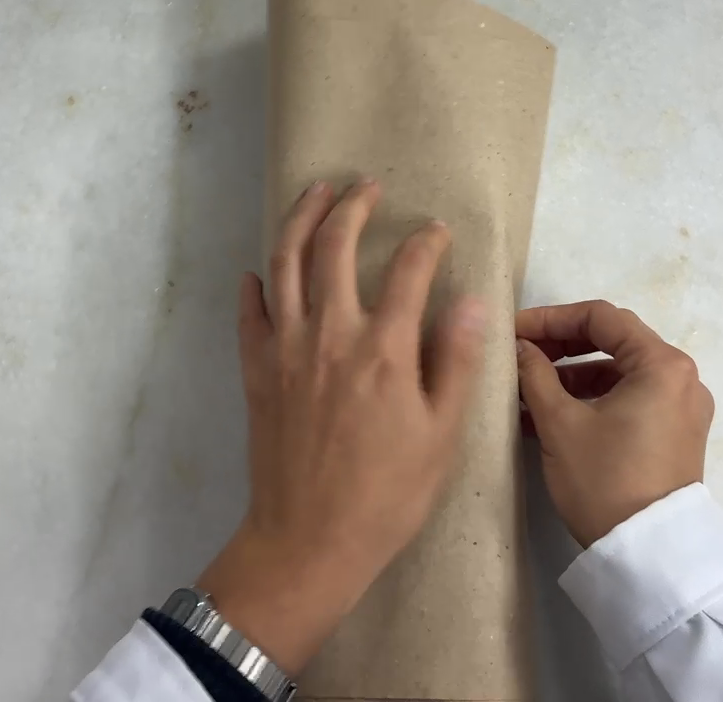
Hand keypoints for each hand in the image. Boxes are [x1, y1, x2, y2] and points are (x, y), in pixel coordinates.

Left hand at [196, 178, 486, 673]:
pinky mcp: (255, 366)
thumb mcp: (441, 435)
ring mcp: (284, 345)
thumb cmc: (386, 493)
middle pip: (335, 246)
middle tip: (365, 185)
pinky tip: (258, 270)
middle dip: (352, 206)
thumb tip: (473, 300)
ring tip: (314, 192)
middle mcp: (329, 332)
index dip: (426, 242)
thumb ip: (455, 361)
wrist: (308, 537)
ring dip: (299, 219)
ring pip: (285, 261)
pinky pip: (250, 310)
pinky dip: (255, 284)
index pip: (409, 271)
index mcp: (383, 348)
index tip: (436, 230)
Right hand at [515, 300, 713, 547]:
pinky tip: (546, 412)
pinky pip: (625, 397)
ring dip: (568, 372)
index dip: (550, 317)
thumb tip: (518, 345)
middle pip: (610, 340)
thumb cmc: (604, 477)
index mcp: (661, 365)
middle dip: (558, 344)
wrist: (647, 556)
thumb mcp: (558, 420)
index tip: (514, 331)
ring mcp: (679, 408)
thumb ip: (533, 371)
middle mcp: (680, 379)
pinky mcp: (672, 434)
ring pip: (615, 370)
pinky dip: (587, 397)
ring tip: (524, 388)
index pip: (600, 317)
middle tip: (517, 353)